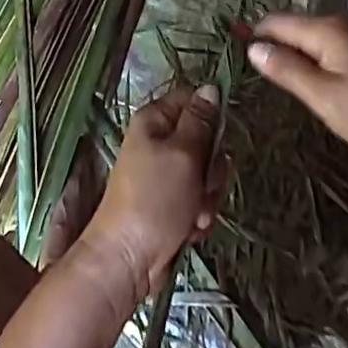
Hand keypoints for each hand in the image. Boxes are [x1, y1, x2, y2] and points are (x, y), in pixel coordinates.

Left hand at [78, 85, 224, 301]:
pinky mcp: (172, 201)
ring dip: (208, 195)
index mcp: (155, 120)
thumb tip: (211, 87)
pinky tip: (191, 228)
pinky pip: (199, 197)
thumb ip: (201, 121)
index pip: (192, 100)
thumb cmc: (155, 199)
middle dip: (212, 167)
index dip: (211, 118)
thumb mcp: (184, 154)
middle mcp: (159, 141)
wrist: (128, 259)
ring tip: (195, 213)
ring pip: (207, 172)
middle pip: (205, 139)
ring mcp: (165, 173)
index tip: (218, 139)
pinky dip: (200, 213)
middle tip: (203, 184)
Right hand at [249, 14, 347, 167]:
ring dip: (296, 54)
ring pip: (314, 37)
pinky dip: (317, 59)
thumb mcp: (325, 98)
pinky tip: (318, 83)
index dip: (253, 34)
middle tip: (256, 75)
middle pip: (295, 27)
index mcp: (328, 29)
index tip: (232, 51)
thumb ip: (286, 70)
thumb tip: (253, 47)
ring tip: (282, 82)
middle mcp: (343, 22)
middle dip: (275, 45)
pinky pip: (332, 46)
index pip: (276, 22)